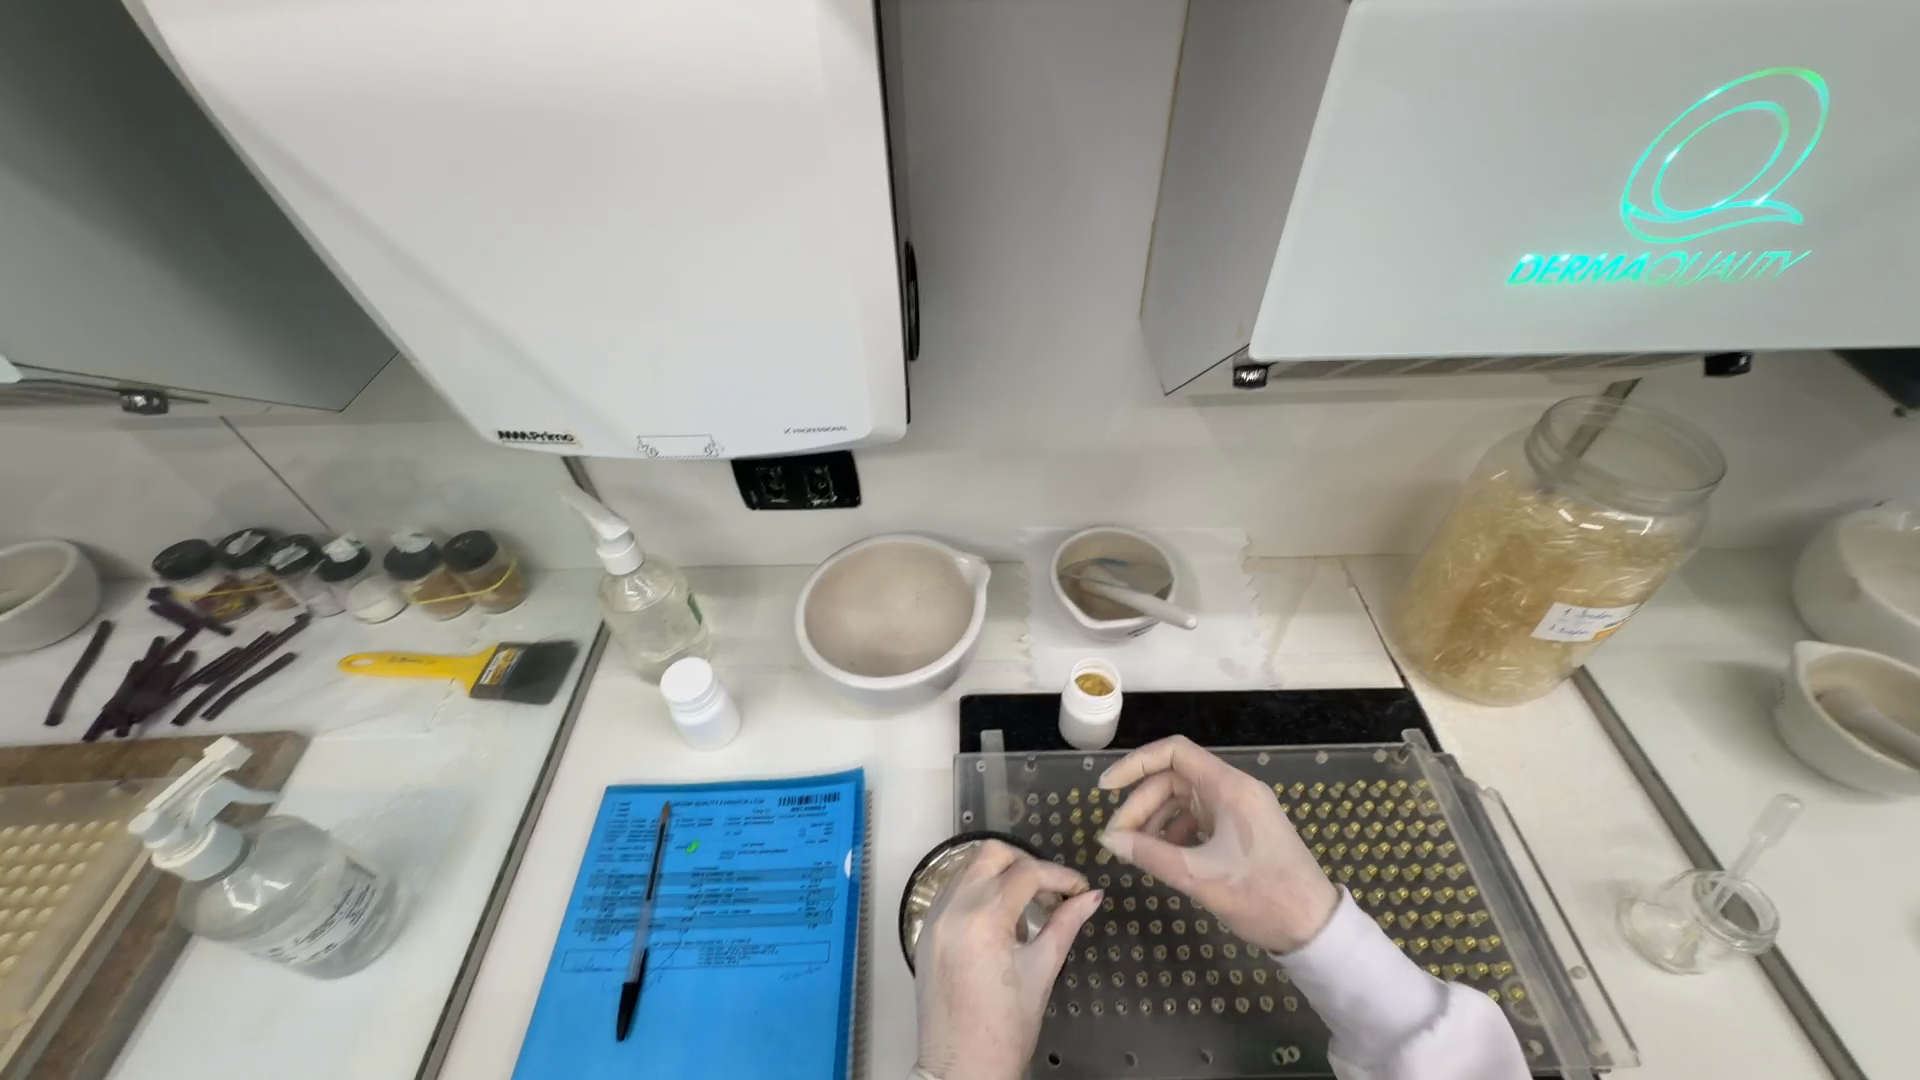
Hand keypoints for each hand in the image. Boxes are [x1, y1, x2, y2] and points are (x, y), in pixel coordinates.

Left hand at [912, 840, 1103, 1079]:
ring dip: (1001, 874)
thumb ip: (1065, 925)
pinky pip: (953, 889)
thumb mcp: (1042, 971)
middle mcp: (953, 906)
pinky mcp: (926, 928)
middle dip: (1026, 864)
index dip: (1060, 876)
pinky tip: (998, 919)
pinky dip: (978, 889)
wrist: (961, 1071)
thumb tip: (1092, 896)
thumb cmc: (1006, 1028)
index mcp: (984, 916)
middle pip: (992, 853)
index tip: (1080, 889)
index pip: (1027, 873)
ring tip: (1026, 909)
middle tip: (1050, 891)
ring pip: (969, 866)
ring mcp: (934, 915)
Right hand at [1097, 736, 1338, 954]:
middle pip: (1174, 779)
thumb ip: (1150, 855)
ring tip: (1137, 850)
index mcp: (1229, 788)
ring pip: (1184, 800)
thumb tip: (1110, 840)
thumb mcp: (1200, 878)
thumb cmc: (1263, 897)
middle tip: (1117, 837)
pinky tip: (1163, 857)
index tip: (1107, 788)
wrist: (1317, 932)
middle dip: (1141, 804)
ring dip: (1156, 820)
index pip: (1174, 753)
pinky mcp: (1242, 830)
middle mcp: (1234, 790)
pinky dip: (1175, 832)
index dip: (1136, 764)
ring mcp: (1239, 810)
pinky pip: (1198, 819)